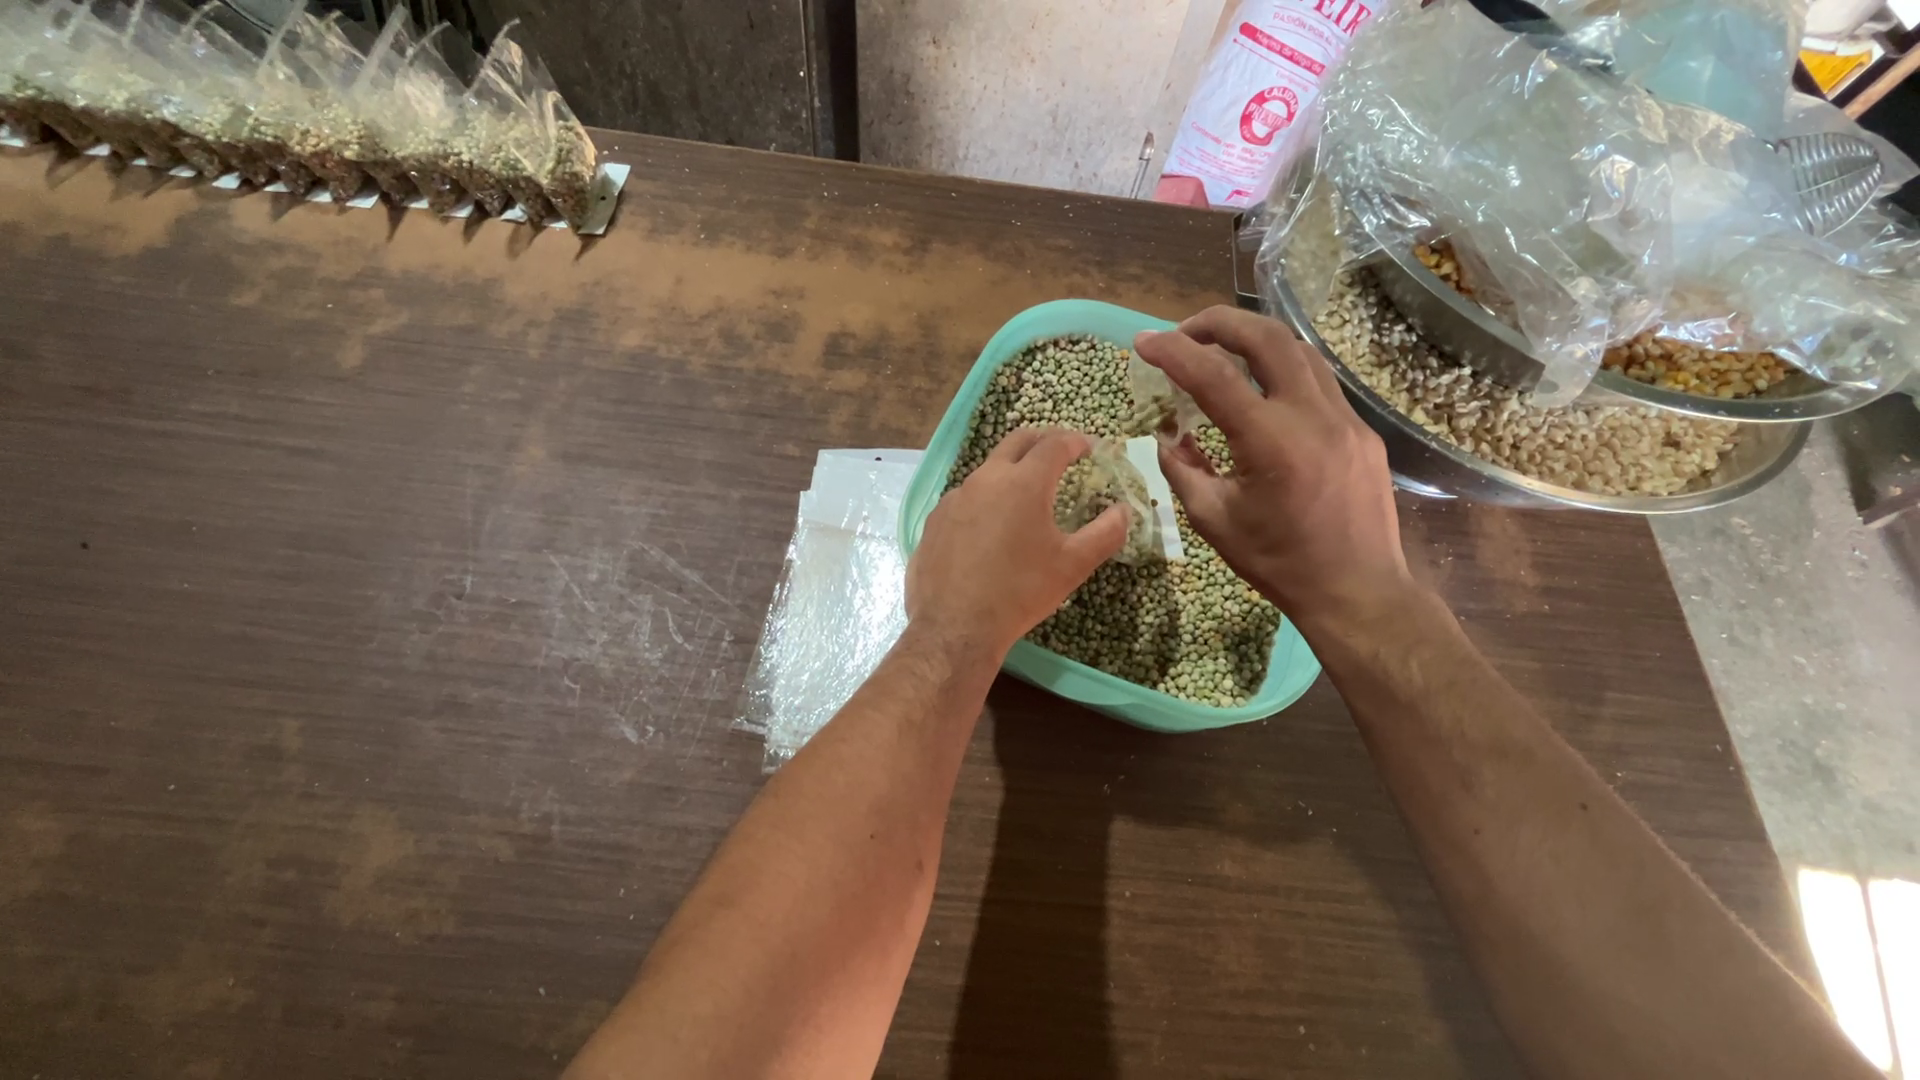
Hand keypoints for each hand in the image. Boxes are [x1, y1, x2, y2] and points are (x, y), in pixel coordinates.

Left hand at [907, 429, 1127, 660]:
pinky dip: (985, 499)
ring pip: (988, 470)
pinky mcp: (935, 520)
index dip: (1075, 441)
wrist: (955, 625)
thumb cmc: (1020, 592)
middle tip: (1059, 452)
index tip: (1088, 447)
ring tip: (1026, 494)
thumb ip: (1105, 533)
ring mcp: (955, 498)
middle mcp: (986, 479)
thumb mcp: (1072, 565)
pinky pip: (965, 498)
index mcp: (1023, 483)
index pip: (1054, 444)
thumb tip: (1125, 511)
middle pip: (1017, 442)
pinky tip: (991, 527)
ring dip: (1011, 471)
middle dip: (1042, 440)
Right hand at [1132, 306, 1412, 629]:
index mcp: (1270, 441)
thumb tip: (1166, 437)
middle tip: (1184, 332)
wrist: (1356, 590)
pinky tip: (1263, 389)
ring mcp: (1345, 419)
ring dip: (1255, 339)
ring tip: (1222, 350)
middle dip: (1219, 323)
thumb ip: (1182, 470)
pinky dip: (1282, 369)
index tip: (1143, 342)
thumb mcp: (1213, 520)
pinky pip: (1319, 381)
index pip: (1213, 376)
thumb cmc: (1277, 562)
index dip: (1172, 351)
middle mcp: (1312, 416)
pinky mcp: (1361, 430)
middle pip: (1266, 338)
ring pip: (1299, 350)